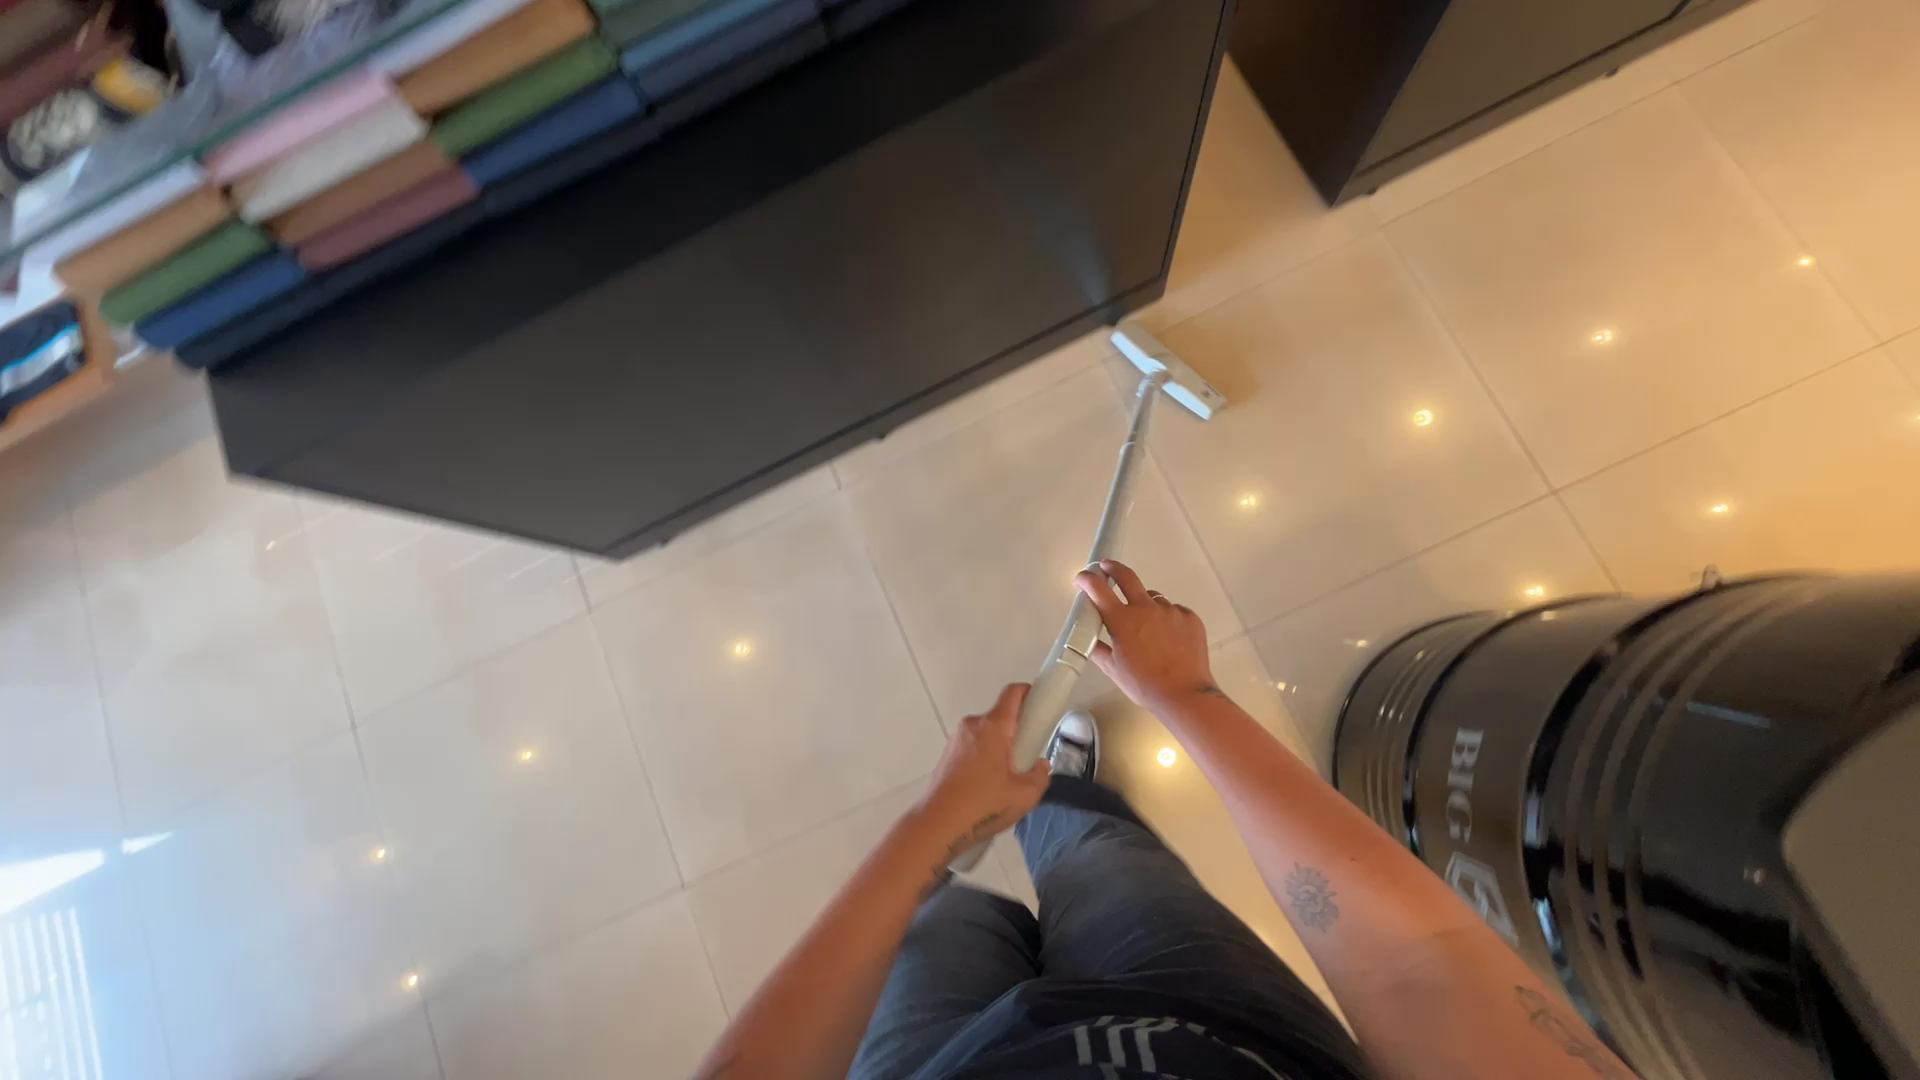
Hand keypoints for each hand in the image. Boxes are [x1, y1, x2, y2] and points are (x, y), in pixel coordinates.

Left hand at [916, 683, 1051, 843]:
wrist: (938, 823)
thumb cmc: (984, 805)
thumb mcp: (1025, 795)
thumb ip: (1040, 776)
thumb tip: (1041, 766)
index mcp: (994, 727)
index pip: (1012, 693)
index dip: (1029, 693)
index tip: (1040, 706)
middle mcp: (973, 725)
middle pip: (1000, 717)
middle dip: (1016, 732)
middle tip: (1026, 758)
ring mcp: (957, 738)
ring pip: (986, 734)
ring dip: (998, 748)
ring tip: (1005, 780)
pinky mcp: (947, 754)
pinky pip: (972, 746)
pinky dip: (983, 758)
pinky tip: (985, 786)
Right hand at [1074, 559, 1215, 709]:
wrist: (1184, 695)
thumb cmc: (1145, 685)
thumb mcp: (1113, 669)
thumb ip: (1099, 649)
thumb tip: (1091, 642)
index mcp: (1122, 621)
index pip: (1097, 588)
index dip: (1086, 579)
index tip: (1082, 579)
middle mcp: (1145, 609)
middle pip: (1127, 576)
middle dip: (1113, 568)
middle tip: (1107, 568)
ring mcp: (1170, 611)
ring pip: (1153, 598)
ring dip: (1145, 605)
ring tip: (1148, 629)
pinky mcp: (1189, 617)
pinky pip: (1173, 611)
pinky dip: (1167, 619)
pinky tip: (1169, 639)